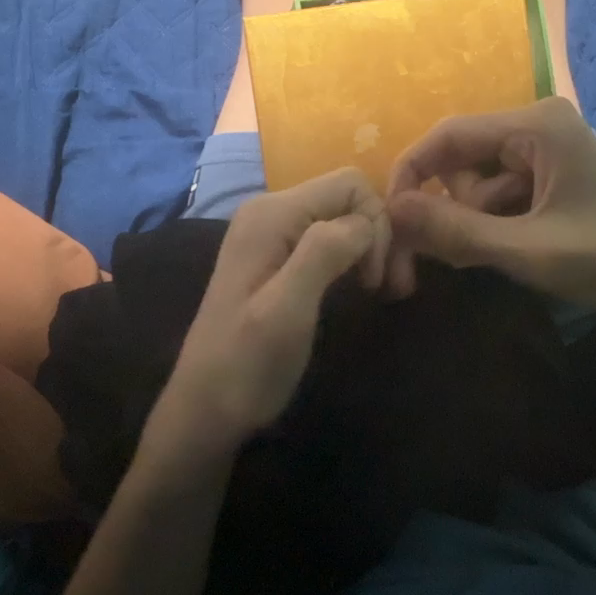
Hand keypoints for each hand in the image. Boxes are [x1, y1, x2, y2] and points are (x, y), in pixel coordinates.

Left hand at [164, 168, 390, 447]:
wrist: (206, 410)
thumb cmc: (247, 365)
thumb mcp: (286, 310)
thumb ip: (323, 253)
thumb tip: (366, 222)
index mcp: (272, 214)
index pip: (350, 184)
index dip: (377, 224)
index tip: (377, 278)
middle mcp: (270, 211)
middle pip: (347, 197)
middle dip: (378, 236)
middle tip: (389, 289)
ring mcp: (271, 234)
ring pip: (342, 218)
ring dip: (369, 249)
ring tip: (379, 291)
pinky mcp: (276, 257)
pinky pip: (327, 238)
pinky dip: (352, 258)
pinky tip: (359, 289)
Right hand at [385, 97, 595, 317]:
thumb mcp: (528, 251)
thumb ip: (457, 231)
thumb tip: (391, 210)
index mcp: (537, 125)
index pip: (449, 134)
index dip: (412, 173)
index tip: (389, 218)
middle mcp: (536, 126)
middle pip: (459, 161)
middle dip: (453, 209)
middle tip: (455, 258)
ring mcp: (542, 150)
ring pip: (473, 183)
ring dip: (475, 222)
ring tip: (504, 256)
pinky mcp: (545, 175)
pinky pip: (495, 195)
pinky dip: (491, 225)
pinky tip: (511, 251)